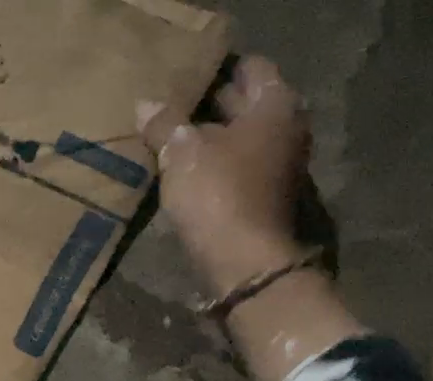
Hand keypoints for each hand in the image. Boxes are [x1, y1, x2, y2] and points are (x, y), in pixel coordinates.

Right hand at [138, 56, 310, 296]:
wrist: (243, 260)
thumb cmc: (217, 193)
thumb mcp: (182, 153)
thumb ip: (164, 125)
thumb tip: (145, 104)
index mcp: (275, 104)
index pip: (250, 68)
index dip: (218, 69)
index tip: (185, 76)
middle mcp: (286, 127)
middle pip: (246, 104)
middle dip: (211, 104)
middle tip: (170, 105)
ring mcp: (279, 164)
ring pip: (239, 138)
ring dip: (209, 138)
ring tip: (170, 139)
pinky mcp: (263, 196)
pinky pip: (236, 167)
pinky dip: (213, 164)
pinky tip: (183, 171)